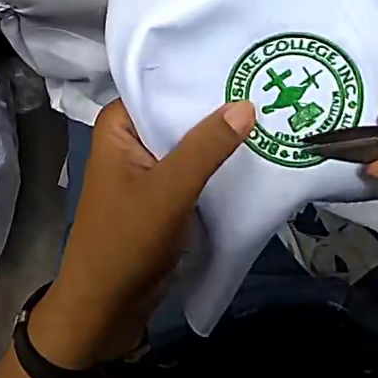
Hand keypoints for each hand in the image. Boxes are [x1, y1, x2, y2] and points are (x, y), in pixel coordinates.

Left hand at [28, 98, 255, 368]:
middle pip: (179, 114)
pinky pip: (194, 170)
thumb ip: (206, 148)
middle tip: (270, 89)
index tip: (246, 66)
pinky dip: (218, 167)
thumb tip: (246, 104)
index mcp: (119, 124)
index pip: (163, 86)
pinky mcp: (163, 194)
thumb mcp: (169, 191)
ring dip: (222, 140)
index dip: (201, 78)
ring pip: (190, 143)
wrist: (103, 312)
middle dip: (219, 109)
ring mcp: (147, 167)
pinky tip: (256, 157)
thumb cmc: (125, 243)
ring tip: (274, 118)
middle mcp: (131, 138)